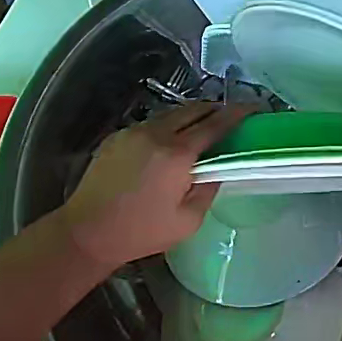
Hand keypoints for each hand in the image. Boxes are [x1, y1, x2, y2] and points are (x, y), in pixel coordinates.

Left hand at [59, 103, 255, 270]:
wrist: (88, 231)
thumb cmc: (141, 231)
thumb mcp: (188, 220)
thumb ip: (209, 189)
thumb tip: (218, 168)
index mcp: (177, 154)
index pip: (215, 124)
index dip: (237, 114)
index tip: (253, 109)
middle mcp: (156, 133)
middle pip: (193, 110)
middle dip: (215, 109)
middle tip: (230, 117)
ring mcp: (134, 131)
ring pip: (170, 114)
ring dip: (191, 116)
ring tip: (202, 128)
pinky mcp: (117, 136)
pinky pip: (151, 124)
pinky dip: (167, 126)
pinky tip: (169, 143)